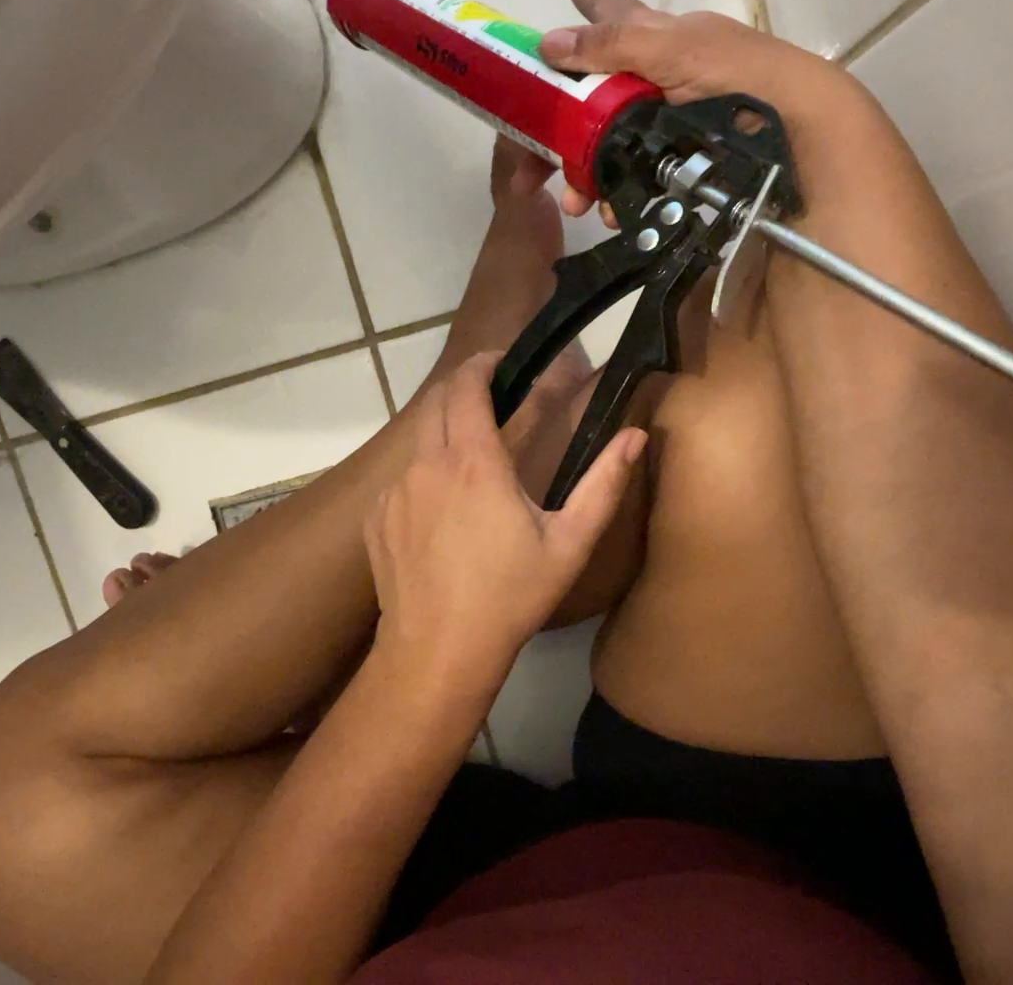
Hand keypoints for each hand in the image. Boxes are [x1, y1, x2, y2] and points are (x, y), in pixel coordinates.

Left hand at [364, 353, 646, 679]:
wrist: (437, 651)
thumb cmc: (510, 597)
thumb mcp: (569, 544)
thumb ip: (603, 484)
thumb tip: (635, 436)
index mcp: (472, 462)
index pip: (466, 387)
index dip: (481, 364)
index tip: (500, 362)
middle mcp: (426, 466)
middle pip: (436, 403)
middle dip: (462, 390)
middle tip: (491, 400)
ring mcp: (394, 493)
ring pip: (417, 443)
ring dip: (443, 435)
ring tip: (472, 463)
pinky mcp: (376, 519)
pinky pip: (400, 481)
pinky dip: (424, 477)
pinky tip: (444, 514)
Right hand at [536, 0, 873, 221]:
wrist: (792, 136)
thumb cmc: (738, 78)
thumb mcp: (672, 51)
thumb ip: (612, 46)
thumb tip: (548, 41)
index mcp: (664, 41)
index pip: (617, 17)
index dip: (591, 2)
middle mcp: (660, 82)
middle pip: (595, 98)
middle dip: (561, 130)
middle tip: (534, 163)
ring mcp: (665, 127)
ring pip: (607, 147)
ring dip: (583, 175)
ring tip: (575, 201)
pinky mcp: (674, 166)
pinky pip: (631, 179)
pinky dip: (615, 196)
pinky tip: (608, 212)